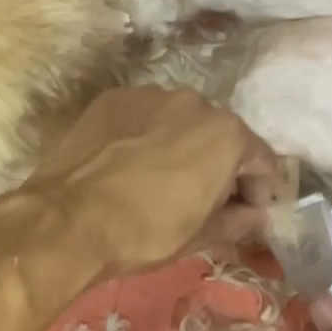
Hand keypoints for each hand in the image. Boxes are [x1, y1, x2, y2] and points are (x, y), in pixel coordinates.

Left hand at [13, 87, 279, 281]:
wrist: (69, 217)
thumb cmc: (146, 231)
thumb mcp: (203, 235)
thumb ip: (240, 220)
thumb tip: (255, 214)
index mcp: (227, 134)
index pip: (262, 160)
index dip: (258, 191)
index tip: (244, 213)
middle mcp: (193, 102)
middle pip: (219, 134)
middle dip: (219, 164)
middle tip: (202, 198)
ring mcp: (148, 95)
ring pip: (178, 120)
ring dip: (180, 144)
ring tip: (159, 178)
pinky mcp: (111, 98)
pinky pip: (141, 116)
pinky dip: (143, 134)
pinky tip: (127, 162)